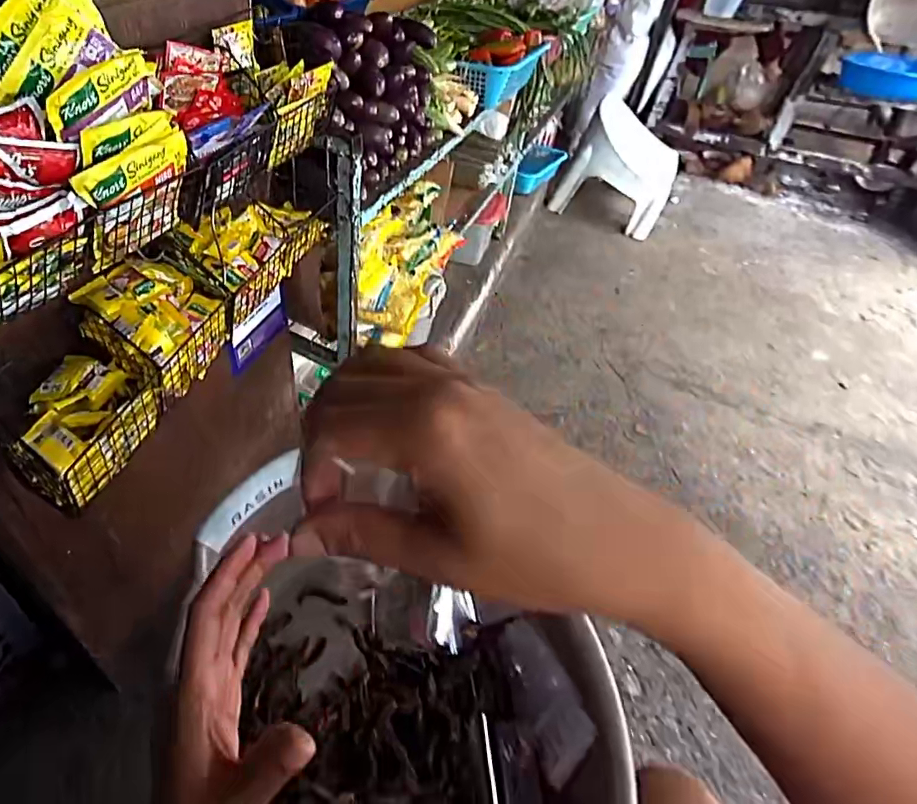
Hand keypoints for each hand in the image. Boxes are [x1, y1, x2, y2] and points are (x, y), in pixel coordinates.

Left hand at [167, 532, 314, 803]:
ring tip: (274, 556)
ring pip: (226, 624)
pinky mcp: (219, 701)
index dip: (225, 576)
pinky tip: (262, 599)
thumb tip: (306, 736)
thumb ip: (266, 767)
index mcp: (193, 690)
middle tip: (276, 540)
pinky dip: (248, 618)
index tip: (250, 544)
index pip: (205, 617)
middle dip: (243, 570)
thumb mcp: (236, 798)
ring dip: (247, 587)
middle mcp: (197, 679)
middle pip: (218, 610)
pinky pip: (234, 647)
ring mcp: (208, 689)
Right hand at [294, 347, 719, 630]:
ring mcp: (461, 379)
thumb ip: (365, 533)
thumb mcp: (441, 556)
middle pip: (346, 386)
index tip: (321, 513)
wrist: (615, 535)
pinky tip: (390, 416)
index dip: (310, 469)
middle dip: (318, 431)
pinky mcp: (479, 384)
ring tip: (346, 450)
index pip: (334, 428)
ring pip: (375, 362)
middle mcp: (436, 387)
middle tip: (326, 487)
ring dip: (346, 397)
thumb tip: (301, 533)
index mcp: (424, 428)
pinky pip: (415, 358)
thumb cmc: (532, 557)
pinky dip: (384, 377)